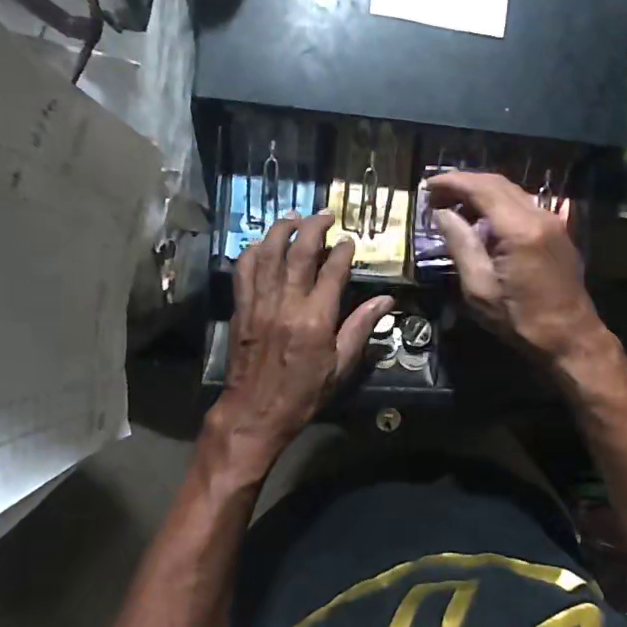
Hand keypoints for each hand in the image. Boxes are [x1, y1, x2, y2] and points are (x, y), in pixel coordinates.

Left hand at [207, 213, 393, 476]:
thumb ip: (360, 328)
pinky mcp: (240, 308)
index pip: (332, 271)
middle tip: (325, 215)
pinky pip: (243, 270)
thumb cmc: (303, 393)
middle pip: (300, 251)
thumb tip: (386, 300)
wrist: (254, 412)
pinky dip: (252, 251)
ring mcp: (259, 302)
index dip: (343, 251)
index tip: (350, 241)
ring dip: (282, 229)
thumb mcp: (340, 366)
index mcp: (315, 318)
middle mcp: (286, 303)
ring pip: (268, 253)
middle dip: (314, 227)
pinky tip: (262, 243)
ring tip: (295, 216)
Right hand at [428, 171, 605, 364]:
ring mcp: (552, 222)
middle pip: (497, 183)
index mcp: (519, 229)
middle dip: (463, 184)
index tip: (426, 185)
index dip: (451, 181)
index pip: (481, 188)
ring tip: (452, 206)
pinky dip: (498, 204)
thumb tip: (443, 213)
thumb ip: (461, 244)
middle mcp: (539, 216)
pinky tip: (481, 220)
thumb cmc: (520, 319)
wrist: (570, 338)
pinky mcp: (557, 232)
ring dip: (480, 193)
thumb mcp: (479, 288)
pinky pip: (523, 205)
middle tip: (435, 195)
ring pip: (511, 192)